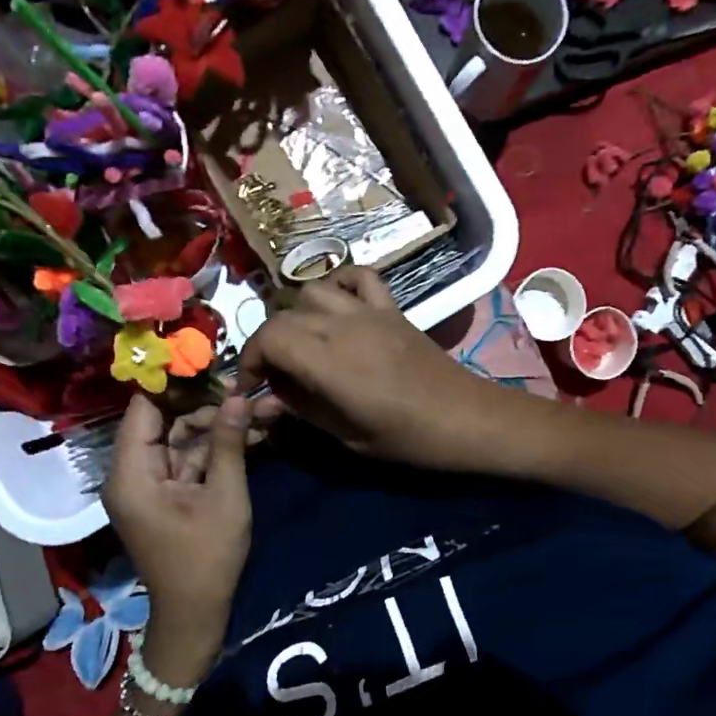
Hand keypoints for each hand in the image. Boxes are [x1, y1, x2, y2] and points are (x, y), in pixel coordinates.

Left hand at [103, 395, 251, 684]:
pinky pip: (193, 462)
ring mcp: (153, 485)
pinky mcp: (170, 496)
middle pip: (170, 422)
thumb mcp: (225, 496)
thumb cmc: (207, 556)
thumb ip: (229, 443)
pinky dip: (220, 451)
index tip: (211, 362)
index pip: (144, 409)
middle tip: (254, 394)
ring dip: (223, 429)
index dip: (175, 383)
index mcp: (133, 473)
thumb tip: (239, 396)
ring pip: (186, 441)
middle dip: (213, 407)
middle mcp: (135, 473)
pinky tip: (255, 436)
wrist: (196, 613)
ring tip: (266, 412)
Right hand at [236, 267, 532, 472]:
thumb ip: (301, 410)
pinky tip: (340, 310)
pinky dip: (341, 285)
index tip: (252, 387)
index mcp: (330, 361)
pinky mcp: (392, 308)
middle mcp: (344, 326)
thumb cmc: (408, 438)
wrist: (466, 418)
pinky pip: (359, 278)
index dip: (249, 360)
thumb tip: (262, 401)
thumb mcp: (347, 436)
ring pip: (313, 291)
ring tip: (305, 344)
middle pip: (284, 316)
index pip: (268, 337)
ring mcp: (370, 311)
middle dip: (268, 344)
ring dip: (298, 315)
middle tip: (276, 376)